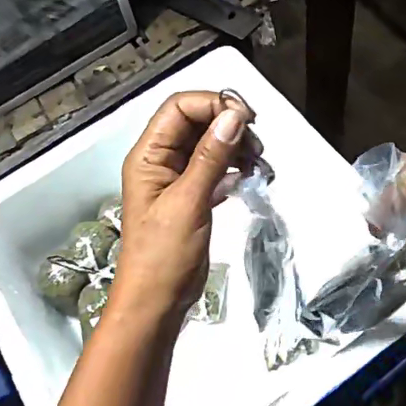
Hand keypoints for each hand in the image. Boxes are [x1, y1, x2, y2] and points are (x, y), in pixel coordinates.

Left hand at [109, 91, 255, 321]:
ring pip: (209, 145)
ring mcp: (176, 180)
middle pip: (196, 122)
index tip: (247, 118)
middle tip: (257, 145)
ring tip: (257, 164)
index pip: (179, 108)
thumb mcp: (188, 202)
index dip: (213, 104)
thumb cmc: (163, 255)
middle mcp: (161, 161)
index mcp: (149, 155)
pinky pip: (214, 169)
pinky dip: (233, 168)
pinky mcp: (192, 197)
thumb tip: (234, 116)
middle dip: (228, 125)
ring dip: (235, 147)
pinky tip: (247, 178)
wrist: (156, 301)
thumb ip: (211, 157)